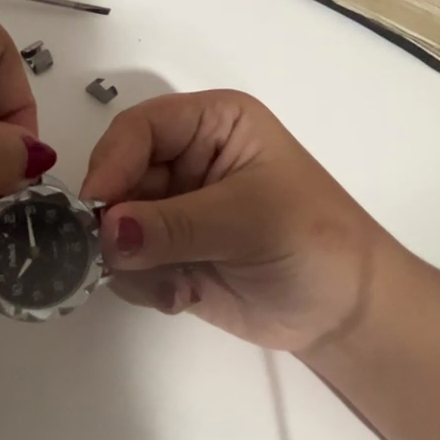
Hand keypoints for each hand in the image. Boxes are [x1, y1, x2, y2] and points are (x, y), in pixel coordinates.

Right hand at [79, 90, 395, 351]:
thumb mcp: (247, 222)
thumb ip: (172, 225)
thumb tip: (107, 233)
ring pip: (111, 227)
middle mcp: (181, 162)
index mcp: (211, 126)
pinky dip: (143, 284)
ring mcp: (168, 210)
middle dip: (117, 223)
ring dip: (133, 263)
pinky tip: (182, 295)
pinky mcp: (161, 253)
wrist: (343, 313)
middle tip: (124, 258)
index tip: (96, 206)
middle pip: (115, 179)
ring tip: (176, 285)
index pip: (139, 129)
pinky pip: (122, 264)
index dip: (112, 162)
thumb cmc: (315, 243)